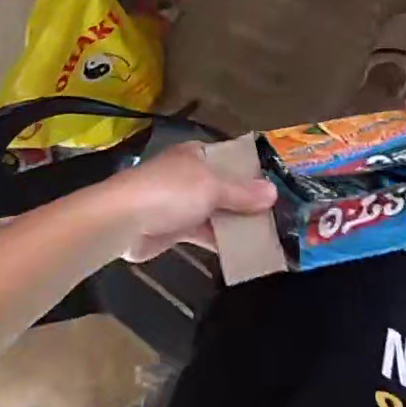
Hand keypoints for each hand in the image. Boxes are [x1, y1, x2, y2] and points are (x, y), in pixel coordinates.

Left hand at [98, 141, 277, 261]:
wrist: (123, 221)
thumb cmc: (170, 191)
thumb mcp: (212, 187)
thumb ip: (242, 192)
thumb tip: (274, 192)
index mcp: (197, 155)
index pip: (231, 157)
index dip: (254, 169)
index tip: (281, 183)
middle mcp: (190, 175)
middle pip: (226, 186)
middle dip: (249, 201)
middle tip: (281, 214)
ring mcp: (181, 202)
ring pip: (217, 211)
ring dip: (237, 223)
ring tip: (270, 235)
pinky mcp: (174, 228)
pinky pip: (204, 232)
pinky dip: (221, 240)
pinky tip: (244, 252)